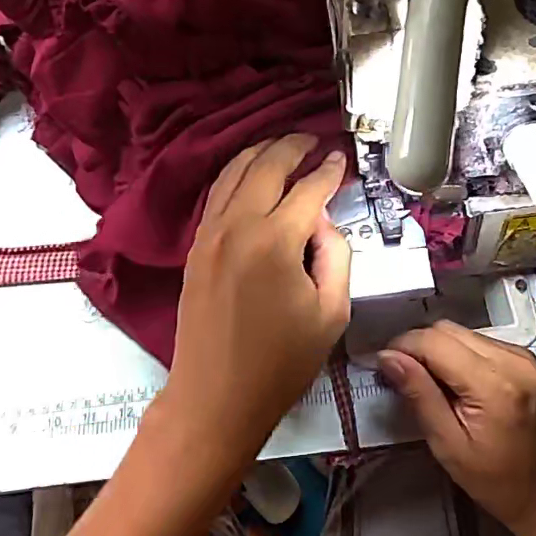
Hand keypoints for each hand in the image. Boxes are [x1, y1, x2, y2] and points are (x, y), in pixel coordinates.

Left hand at [159, 134, 351, 464]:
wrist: (216, 396)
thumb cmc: (281, 362)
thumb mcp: (331, 313)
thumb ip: (336, 255)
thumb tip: (323, 221)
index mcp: (275, 241)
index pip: (308, 188)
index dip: (328, 170)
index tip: (339, 159)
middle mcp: (238, 225)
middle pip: (266, 165)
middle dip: (292, 145)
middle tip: (312, 139)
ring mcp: (210, 233)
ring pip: (234, 172)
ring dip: (261, 153)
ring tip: (283, 147)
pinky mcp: (195, 246)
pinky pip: (218, 195)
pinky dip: (237, 175)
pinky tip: (251, 175)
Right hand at [378, 320, 535, 535]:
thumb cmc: (496, 481)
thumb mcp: (448, 445)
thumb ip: (419, 394)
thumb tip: (387, 357)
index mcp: (495, 384)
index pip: (434, 342)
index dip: (402, 347)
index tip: (383, 365)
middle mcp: (512, 359)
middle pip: (447, 329)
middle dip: (417, 346)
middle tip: (402, 375)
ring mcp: (522, 355)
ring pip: (461, 331)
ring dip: (436, 349)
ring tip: (428, 381)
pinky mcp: (524, 357)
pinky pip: (477, 340)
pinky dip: (457, 353)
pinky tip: (454, 381)